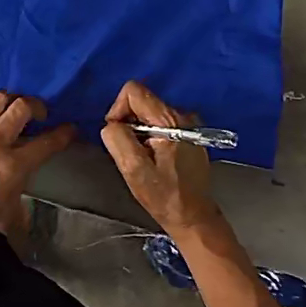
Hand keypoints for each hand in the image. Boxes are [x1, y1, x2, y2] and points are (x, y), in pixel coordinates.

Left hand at [0, 92, 73, 261]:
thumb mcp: (6, 210)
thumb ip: (21, 187)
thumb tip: (26, 180)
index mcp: (13, 166)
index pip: (48, 142)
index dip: (64, 133)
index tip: (69, 129)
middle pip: (24, 107)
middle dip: (38, 106)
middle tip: (39, 113)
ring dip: (11, 102)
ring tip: (12, 110)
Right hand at [100, 81, 220, 235]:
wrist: (194, 215)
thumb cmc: (165, 196)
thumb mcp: (135, 170)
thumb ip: (119, 140)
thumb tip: (111, 124)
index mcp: (170, 119)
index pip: (134, 91)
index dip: (118, 110)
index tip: (119, 135)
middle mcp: (182, 114)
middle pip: (142, 101)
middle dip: (129, 124)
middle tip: (132, 153)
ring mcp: (188, 122)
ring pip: (150, 113)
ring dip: (140, 133)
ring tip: (145, 159)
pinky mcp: (190, 132)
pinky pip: (160, 123)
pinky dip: (151, 137)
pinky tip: (156, 160)